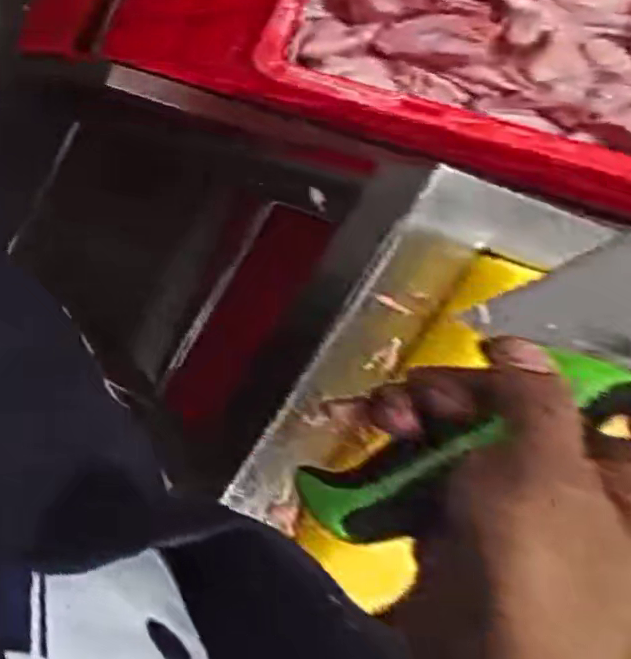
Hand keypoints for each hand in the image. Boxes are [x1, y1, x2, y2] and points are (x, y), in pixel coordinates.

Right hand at [360, 338, 630, 658]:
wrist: (487, 637)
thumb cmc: (543, 559)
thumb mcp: (543, 470)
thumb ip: (531, 402)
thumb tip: (519, 345)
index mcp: (619, 478)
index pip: (575, 401)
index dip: (522, 376)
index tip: (477, 364)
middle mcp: (572, 485)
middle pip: (503, 410)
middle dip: (446, 394)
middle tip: (416, 398)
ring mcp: (509, 500)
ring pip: (452, 431)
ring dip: (407, 414)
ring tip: (382, 421)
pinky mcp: (456, 510)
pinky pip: (423, 459)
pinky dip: (392, 444)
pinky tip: (369, 434)